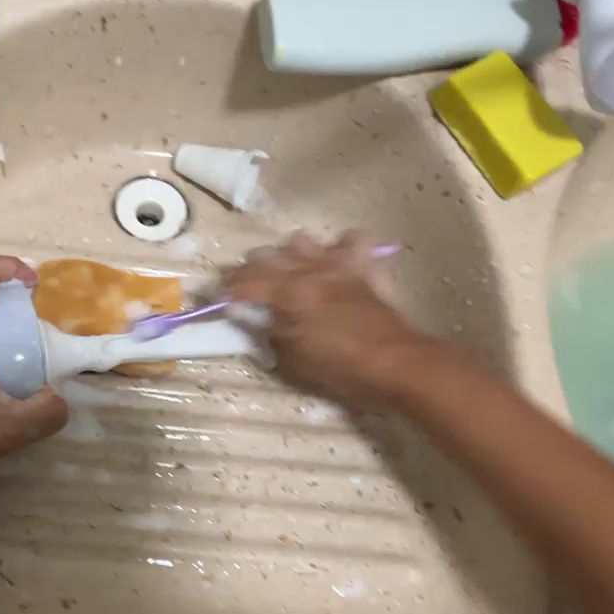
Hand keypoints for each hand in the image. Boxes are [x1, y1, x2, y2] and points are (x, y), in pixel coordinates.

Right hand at [223, 231, 440, 409]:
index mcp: (289, 294)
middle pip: (265, 257)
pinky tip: (332, 261)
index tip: (214, 299)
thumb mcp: (293, 361)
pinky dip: (338, 247)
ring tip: (283, 272)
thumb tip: (247, 314)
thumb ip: (267, 332)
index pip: (244, 283)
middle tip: (240, 289)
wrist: (399, 366)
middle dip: (246, 271)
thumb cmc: (343, 371)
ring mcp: (337, 266)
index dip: (225, 291)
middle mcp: (309, 271)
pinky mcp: (362, 269)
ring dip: (285, 254)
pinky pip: (351, 241)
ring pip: (300, 241)